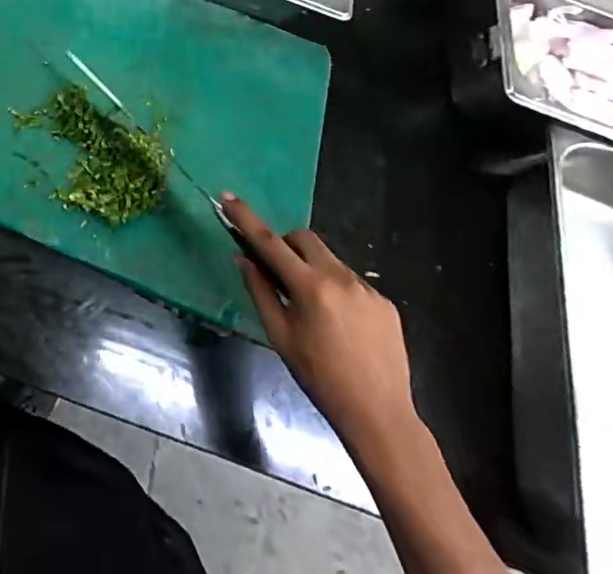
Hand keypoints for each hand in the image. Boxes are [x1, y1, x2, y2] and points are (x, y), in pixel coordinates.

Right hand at [225, 195, 415, 442]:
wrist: (378, 414)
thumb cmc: (319, 378)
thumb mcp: (280, 336)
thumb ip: (260, 292)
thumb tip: (244, 259)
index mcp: (310, 286)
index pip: (270, 242)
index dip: (246, 218)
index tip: (228, 198)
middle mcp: (340, 277)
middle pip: (304, 239)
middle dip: (286, 245)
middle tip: (277, 272)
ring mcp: (366, 288)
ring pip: (329, 260)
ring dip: (312, 269)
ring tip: (314, 311)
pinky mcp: (384, 301)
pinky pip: (352, 282)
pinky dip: (336, 290)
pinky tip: (341, 326)